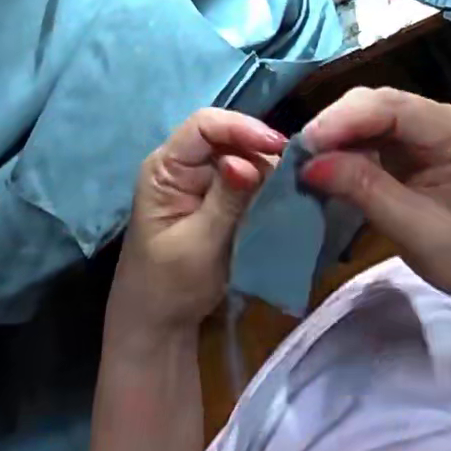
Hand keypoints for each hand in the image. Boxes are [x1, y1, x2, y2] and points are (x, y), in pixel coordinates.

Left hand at [107, 108, 286, 342]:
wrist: (159, 325)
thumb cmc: (169, 285)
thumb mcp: (199, 244)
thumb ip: (225, 200)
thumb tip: (246, 163)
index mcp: (165, 167)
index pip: (203, 126)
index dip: (241, 128)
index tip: (277, 146)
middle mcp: (182, 163)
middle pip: (226, 135)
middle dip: (259, 148)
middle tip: (292, 172)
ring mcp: (200, 178)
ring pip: (240, 153)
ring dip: (265, 167)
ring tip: (290, 186)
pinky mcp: (216, 195)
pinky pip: (245, 176)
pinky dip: (264, 183)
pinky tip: (281, 196)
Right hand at [299, 87, 450, 320]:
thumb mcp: (423, 233)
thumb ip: (367, 192)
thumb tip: (310, 166)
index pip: (393, 108)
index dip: (344, 119)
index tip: (306, 144)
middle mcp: (443, 120)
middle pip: (378, 104)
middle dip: (336, 125)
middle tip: (299, 155)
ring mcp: (430, 134)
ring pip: (371, 119)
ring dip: (337, 137)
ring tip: (305, 162)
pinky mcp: (418, 151)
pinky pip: (375, 140)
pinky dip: (348, 151)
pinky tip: (327, 167)